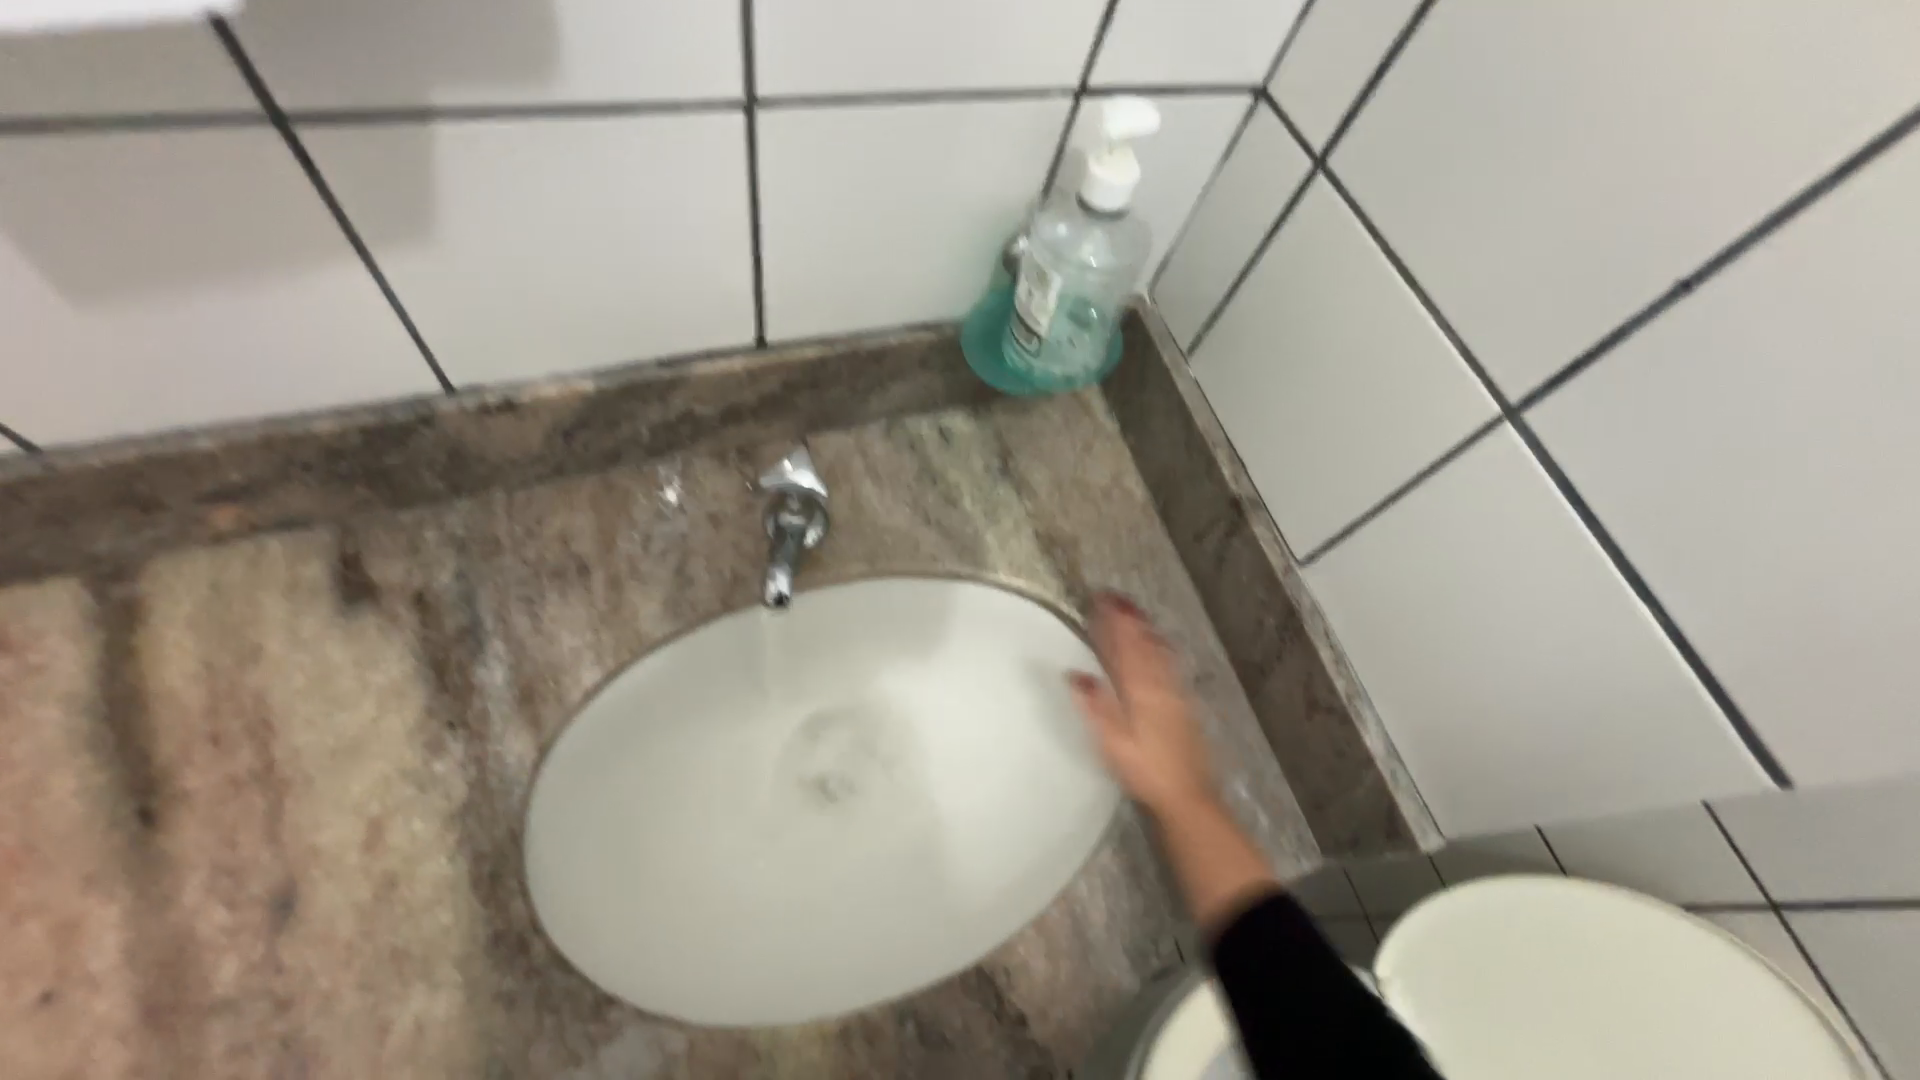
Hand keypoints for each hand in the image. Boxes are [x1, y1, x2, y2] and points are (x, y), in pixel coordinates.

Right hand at [1069, 592, 1217, 816]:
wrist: (1187, 794)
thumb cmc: (1144, 769)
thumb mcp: (1111, 740)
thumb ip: (1094, 704)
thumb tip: (1074, 674)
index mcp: (1139, 690)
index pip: (1124, 646)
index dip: (1113, 621)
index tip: (1102, 598)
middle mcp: (1160, 684)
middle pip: (1143, 643)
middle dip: (1129, 618)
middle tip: (1115, 597)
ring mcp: (1175, 693)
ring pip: (1159, 651)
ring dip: (1145, 629)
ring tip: (1134, 612)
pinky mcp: (1184, 704)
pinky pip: (1170, 664)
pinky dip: (1160, 646)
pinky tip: (1159, 645)